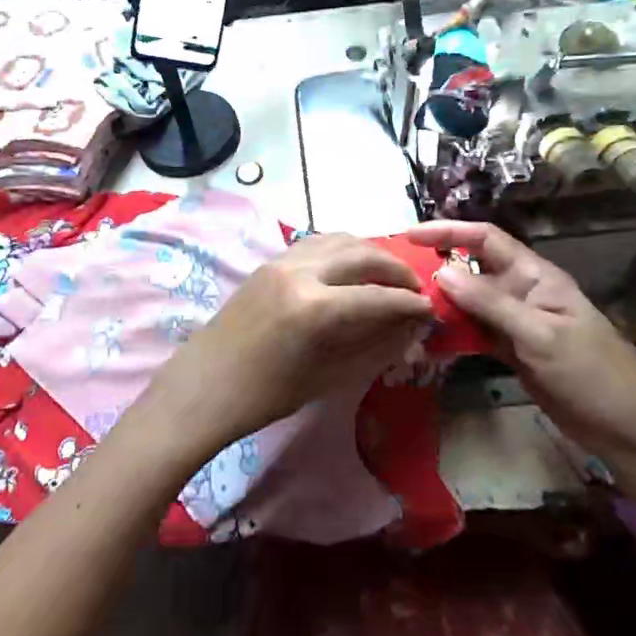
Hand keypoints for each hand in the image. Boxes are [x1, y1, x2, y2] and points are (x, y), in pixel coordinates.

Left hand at [145, 234, 433, 457]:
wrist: (205, 385)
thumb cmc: (266, 395)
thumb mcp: (328, 377)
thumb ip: (374, 346)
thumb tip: (411, 327)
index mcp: (315, 308)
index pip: (379, 296)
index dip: (411, 304)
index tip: (431, 310)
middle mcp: (300, 272)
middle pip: (364, 255)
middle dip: (397, 269)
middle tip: (415, 289)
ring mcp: (281, 261)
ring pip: (340, 239)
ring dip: (370, 252)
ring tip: (388, 275)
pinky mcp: (269, 261)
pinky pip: (316, 243)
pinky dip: (342, 250)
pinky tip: (352, 269)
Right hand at [407, 221, 635, 518]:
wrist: (625, 429)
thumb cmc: (591, 373)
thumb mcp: (539, 334)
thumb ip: (490, 303)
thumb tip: (441, 271)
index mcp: (534, 275)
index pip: (485, 239)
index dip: (448, 231)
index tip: (409, 236)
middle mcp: (520, 292)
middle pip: (471, 270)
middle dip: (436, 270)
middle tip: (396, 279)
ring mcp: (514, 322)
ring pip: (468, 304)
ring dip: (440, 306)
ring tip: (403, 311)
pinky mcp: (509, 350)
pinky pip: (473, 333)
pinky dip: (451, 336)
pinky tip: (426, 343)